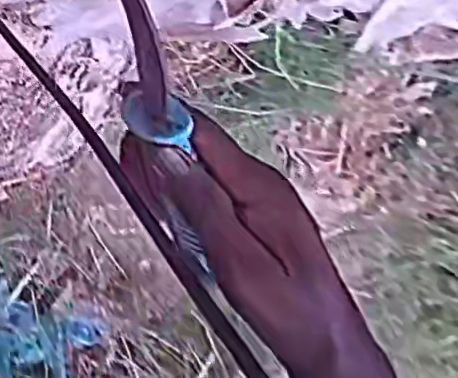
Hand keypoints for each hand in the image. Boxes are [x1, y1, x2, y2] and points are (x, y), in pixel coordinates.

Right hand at [120, 107, 393, 377]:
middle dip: (152, 154)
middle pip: (187, 140)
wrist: (333, 353)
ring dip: (160, 176)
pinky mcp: (245, 205)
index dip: (158, 114)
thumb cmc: (290, 314)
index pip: (199, 128)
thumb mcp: (240, 263)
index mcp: (257, 185)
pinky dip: (173, 190)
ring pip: (187, 160)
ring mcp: (252, 191)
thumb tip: (164, 151)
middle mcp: (255, 178)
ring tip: (157, 211)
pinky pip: (197, 181)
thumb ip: (203, 204)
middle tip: (141, 189)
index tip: (124, 105)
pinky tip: (171, 216)